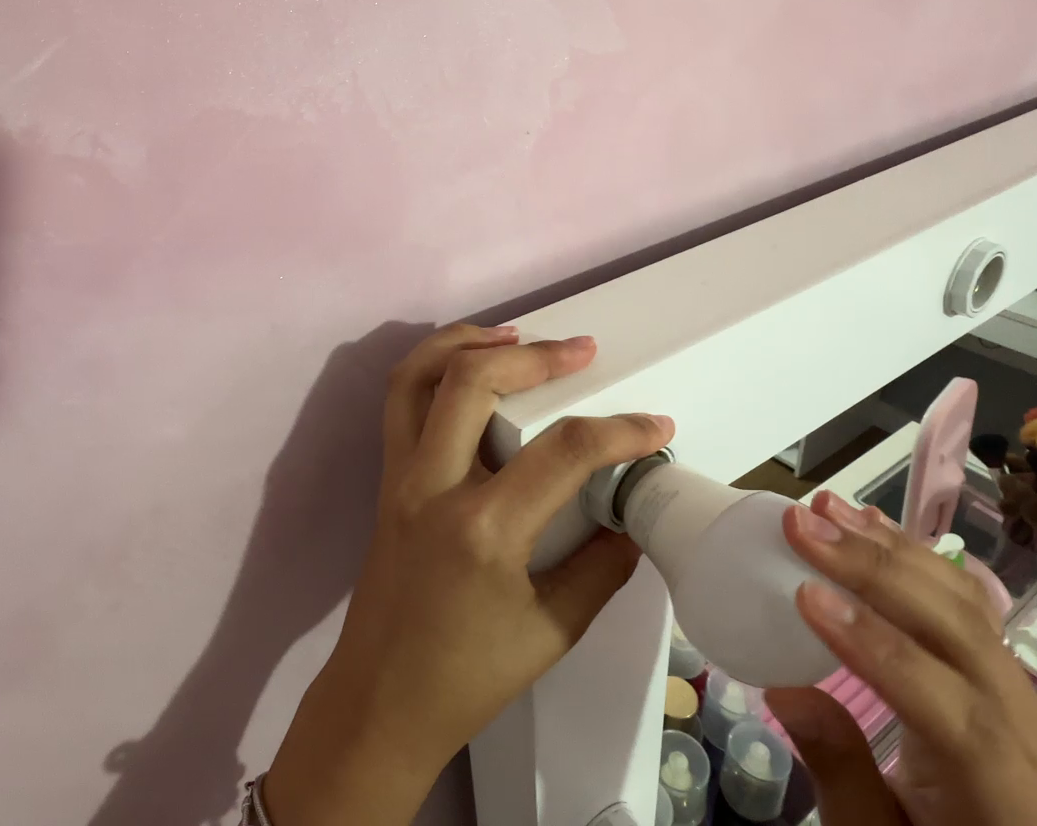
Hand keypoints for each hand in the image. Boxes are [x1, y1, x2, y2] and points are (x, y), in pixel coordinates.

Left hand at [265, 324, 672, 825]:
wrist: (380, 703)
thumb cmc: (468, 678)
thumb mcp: (554, 631)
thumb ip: (600, 565)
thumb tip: (629, 516)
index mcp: (483, 529)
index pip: (562, 452)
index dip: (619, 432)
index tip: (656, 428)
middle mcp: (432, 486)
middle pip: (474, 380)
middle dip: (536, 353)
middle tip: (582, 350)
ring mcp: (398, 478)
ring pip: (418, 376)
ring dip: (467, 341)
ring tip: (517, 334)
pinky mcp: (385, 481)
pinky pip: (402, 403)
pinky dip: (434, 369)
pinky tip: (471, 369)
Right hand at [767, 491, 1036, 825]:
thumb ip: (839, 770)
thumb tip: (782, 689)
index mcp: (1005, 793)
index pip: (947, 707)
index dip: (875, 645)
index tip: (804, 593)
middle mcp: (1032, 733)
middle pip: (960, 633)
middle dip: (875, 569)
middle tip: (802, 524)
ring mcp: (1026, 698)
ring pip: (965, 603)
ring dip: (890, 548)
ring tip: (825, 509)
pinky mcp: (1008, 676)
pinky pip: (968, 607)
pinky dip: (914, 559)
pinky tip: (870, 527)